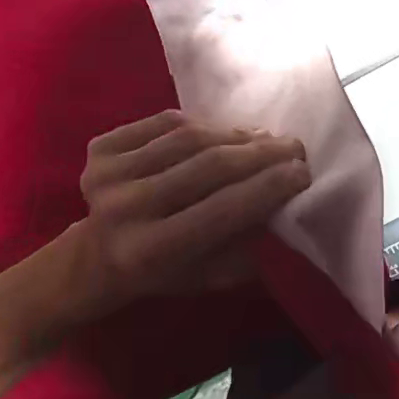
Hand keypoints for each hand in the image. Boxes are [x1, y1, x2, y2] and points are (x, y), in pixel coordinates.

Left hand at [72, 110, 310, 306]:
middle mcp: (125, 209)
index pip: (224, 209)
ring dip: (235, 134)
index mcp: (151, 251)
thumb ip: (245, 244)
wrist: (94, 256)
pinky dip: (199, 123)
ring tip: (264, 136)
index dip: (270, 186)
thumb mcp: (208, 276)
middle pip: (208, 166)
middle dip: (261, 153)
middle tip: (294, 146)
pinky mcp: (98, 149)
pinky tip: (222, 131)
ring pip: (188, 138)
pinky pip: (163, 122)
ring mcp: (107, 174)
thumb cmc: (162, 272)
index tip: (304, 172)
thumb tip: (284, 198)